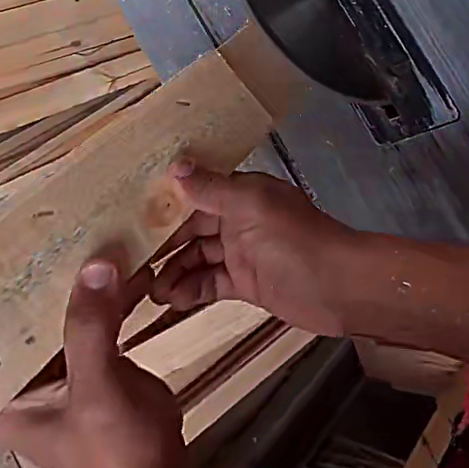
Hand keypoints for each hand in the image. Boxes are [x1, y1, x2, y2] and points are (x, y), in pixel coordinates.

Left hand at [0, 257, 188, 467]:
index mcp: (4, 398)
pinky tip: (133, 271)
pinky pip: (99, 322)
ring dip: (84, 285)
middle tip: (54, 231)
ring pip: (66, 317)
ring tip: (96, 240)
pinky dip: (114, 298)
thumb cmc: (116, 449)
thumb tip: (96, 265)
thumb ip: (91, 327)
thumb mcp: (97, 387)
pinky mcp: (98, 367)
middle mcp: (27, 383)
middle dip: (44, 280)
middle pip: (28, 320)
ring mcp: (65, 373)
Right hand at [151, 161, 361, 335]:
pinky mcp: (246, 282)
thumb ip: (213, 190)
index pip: (197, 194)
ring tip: (148, 292)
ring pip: (198, 258)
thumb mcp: (252, 208)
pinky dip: (191, 290)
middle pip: (192, 228)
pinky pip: (211, 282)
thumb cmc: (297, 242)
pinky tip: (172, 301)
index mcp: (243, 194)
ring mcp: (243, 252)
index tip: (131, 219)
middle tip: (130, 265)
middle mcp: (240, 219)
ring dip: (173, 272)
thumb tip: (177, 166)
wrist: (339, 288)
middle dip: (163, 245)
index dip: (166, 206)